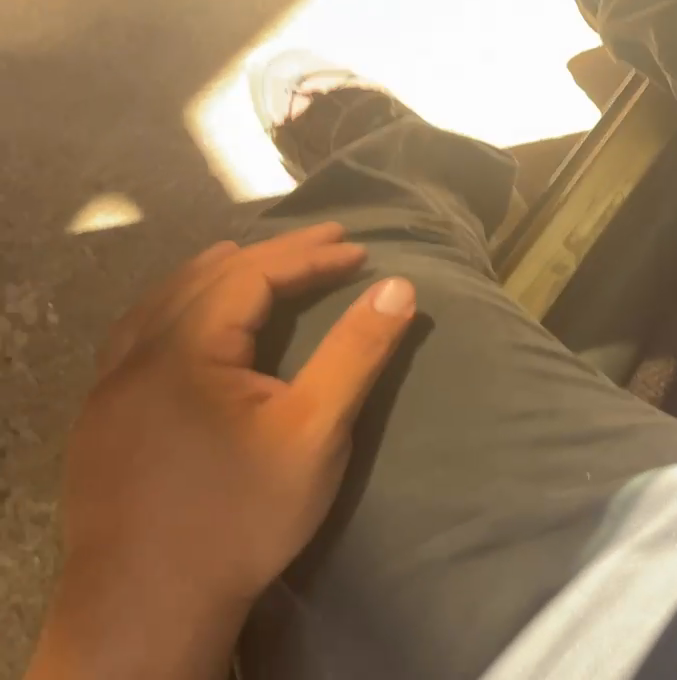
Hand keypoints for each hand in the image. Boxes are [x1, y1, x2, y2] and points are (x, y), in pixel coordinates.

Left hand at [30, 224, 416, 678]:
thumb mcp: (319, 429)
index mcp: (181, 357)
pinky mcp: (104, 425)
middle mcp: (132, 364)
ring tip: (262, 262)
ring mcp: (107, 396)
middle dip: (270, 255)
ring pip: (159, 307)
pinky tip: (198, 321)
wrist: (146, 609)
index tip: (361, 250)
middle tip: (329, 240)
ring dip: (219, 275)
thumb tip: (398, 285)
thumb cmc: (243, 512)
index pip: (247, 279)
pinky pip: (139, 338)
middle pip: (201, 282)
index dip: (307, 257)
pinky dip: (182, 307)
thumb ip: (357, 352)